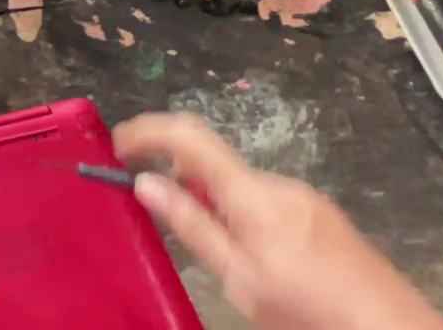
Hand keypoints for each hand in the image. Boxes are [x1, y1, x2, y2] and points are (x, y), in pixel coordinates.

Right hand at [114, 112, 442, 329]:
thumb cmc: (315, 315)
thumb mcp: (242, 281)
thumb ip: (191, 227)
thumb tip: (144, 182)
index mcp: (253, 194)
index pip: (187, 134)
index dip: (145, 130)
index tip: (116, 148)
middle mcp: (279, 183)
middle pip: (211, 162)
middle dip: (180, 180)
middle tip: (166, 219)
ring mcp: (307, 199)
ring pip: (238, 186)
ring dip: (214, 204)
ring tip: (221, 255)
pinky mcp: (325, 217)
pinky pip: (266, 201)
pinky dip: (242, 216)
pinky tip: (258, 261)